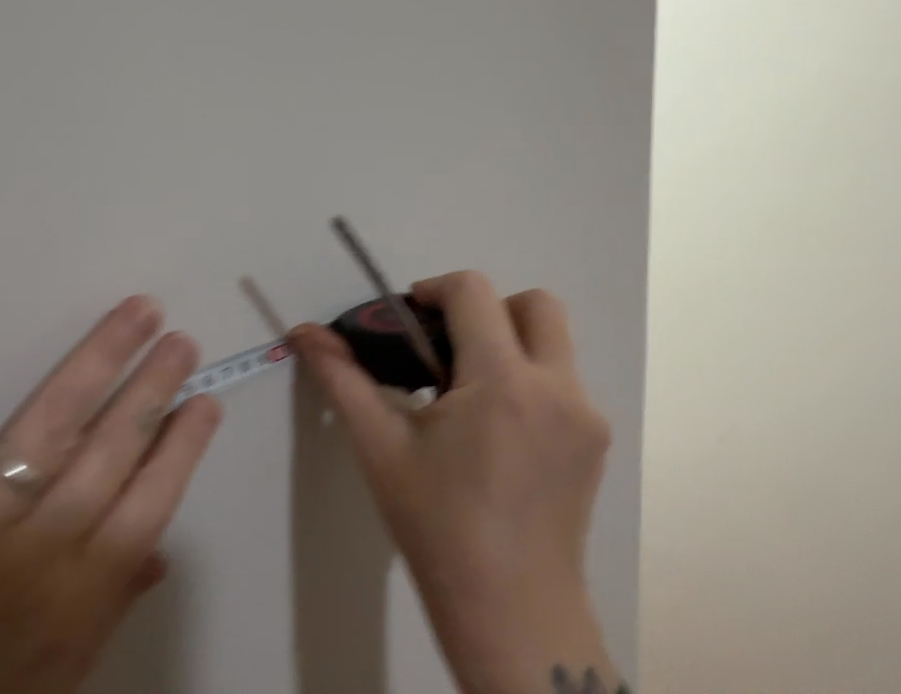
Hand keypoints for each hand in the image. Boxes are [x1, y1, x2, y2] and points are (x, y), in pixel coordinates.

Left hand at [0, 288, 221, 693]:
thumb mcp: (53, 679)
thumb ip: (103, 614)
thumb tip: (155, 555)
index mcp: (79, 596)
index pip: (150, 504)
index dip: (180, 449)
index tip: (204, 404)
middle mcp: (40, 547)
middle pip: (111, 448)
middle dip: (151, 389)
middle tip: (179, 339)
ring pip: (49, 423)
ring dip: (99, 361)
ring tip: (137, 314)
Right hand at [291, 272, 620, 693]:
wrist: (511, 611)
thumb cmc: (436, 526)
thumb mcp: (380, 447)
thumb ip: (343, 378)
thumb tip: (304, 332)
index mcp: (502, 382)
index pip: (474, 291)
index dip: (435, 289)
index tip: (408, 320)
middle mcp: (557, 387)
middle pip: (534, 303)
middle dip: (486, 309)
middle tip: (445, 350)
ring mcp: (586, 416)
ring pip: (554, 342)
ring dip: (510, 343)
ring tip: (468, 395)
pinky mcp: (597, 442)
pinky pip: (564, 382)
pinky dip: (528, 380)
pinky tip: (495, 432)